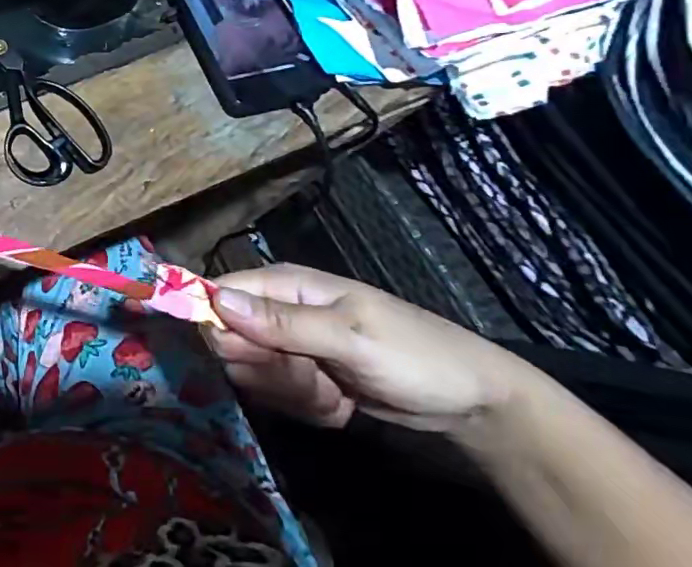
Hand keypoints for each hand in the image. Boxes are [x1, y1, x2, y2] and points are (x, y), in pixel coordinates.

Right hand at [200, 263, 537, 435]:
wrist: (475, 401)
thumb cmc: (415, 355)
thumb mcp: (349, 337)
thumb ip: (282, 321)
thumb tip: (216, 300)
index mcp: (283, 284)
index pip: (219, 294)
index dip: (217, 324)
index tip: (243, 355)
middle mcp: (278, 311)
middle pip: (231, 340)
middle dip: (267, 369)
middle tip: (310, 378)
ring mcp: (291, 346)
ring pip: (254, 372)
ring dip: (290, 392)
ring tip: (333, 392)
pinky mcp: (304, 377)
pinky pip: (279, 395)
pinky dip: (307, 407)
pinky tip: (340, 405)